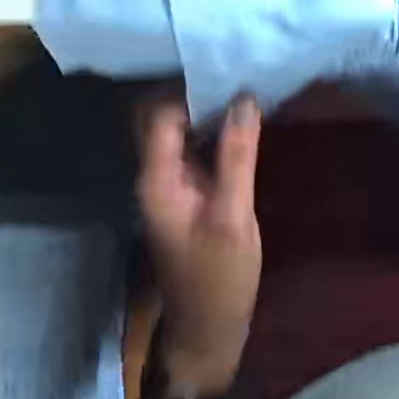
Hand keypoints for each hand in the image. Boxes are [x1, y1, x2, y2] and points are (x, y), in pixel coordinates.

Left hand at [137, 97, 261, 393]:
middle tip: (233, 75)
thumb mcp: (234, 214)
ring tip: (240, 90)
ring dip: (202, 110)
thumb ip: (237, 155)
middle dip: (191, 93)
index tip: (227, 72)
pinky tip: (239, 123)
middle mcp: (154, 176)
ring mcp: (169, 184)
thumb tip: (244, 99)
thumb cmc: (220, 275)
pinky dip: (210, 131)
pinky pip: (191, 148)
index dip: (189, 90)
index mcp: (156, 179)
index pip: (160, 114)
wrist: (209, 327)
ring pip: (175, 131)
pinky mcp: (186, 192)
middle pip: (158, 118)